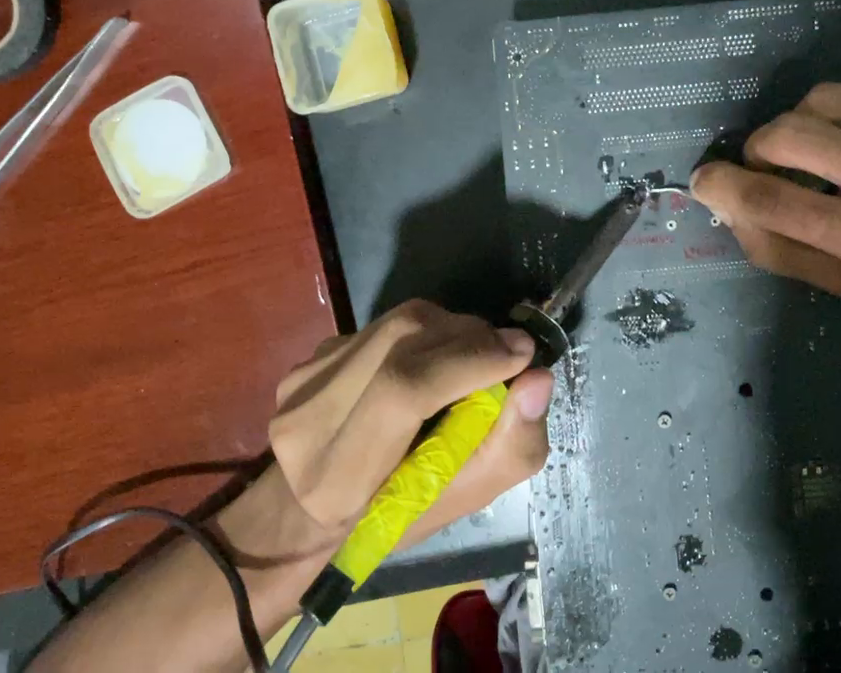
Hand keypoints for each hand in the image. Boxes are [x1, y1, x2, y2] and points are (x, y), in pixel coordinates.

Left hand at [268, 300, 553, 544]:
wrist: (309, 510)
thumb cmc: (391, 519)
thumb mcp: (462, 503)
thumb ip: (511, 447)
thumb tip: (538, 378)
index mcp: (339, 478)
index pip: (403, 391)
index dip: (469, 361)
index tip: (522, 354)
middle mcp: (309, 418)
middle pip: (403, 338)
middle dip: (470, 336)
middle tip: (508, 353)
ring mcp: (302, 380)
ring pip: (397, 322)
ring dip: (451, 329)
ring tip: (475, 356)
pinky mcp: (309, 357)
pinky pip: (383, 325)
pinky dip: (425, 334)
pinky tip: (432, 362)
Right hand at [689, 68, 840, 327]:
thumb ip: (786, 252)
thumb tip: (727, 207)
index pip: (774, 202)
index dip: (723, 186)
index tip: (704, 180)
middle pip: (789, 136)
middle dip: (759, 148)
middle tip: (769, 164)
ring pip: (820, 97)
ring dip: (800, 121)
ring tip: (819, 145)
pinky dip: (840, 101)